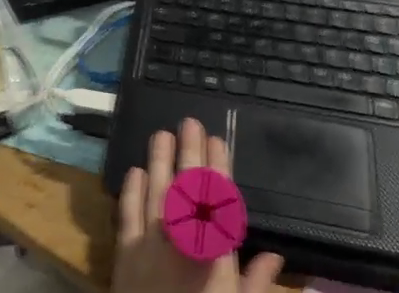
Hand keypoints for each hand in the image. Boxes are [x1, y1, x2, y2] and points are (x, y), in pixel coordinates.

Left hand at [115, 118, 284, 292]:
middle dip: (190, 152)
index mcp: (214, 253)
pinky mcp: (123, 254)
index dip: (218, 167)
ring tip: (162, 134)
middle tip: (190, 122)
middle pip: (187, 187)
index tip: (218, 140)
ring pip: (156, 191)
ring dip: (160, 160)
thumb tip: (275, 258)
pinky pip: (127, 213)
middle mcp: (182, 240)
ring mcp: (150, 243)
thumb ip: (256, 283)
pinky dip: (132, 190)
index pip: (219, 199)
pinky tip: (135, 171)